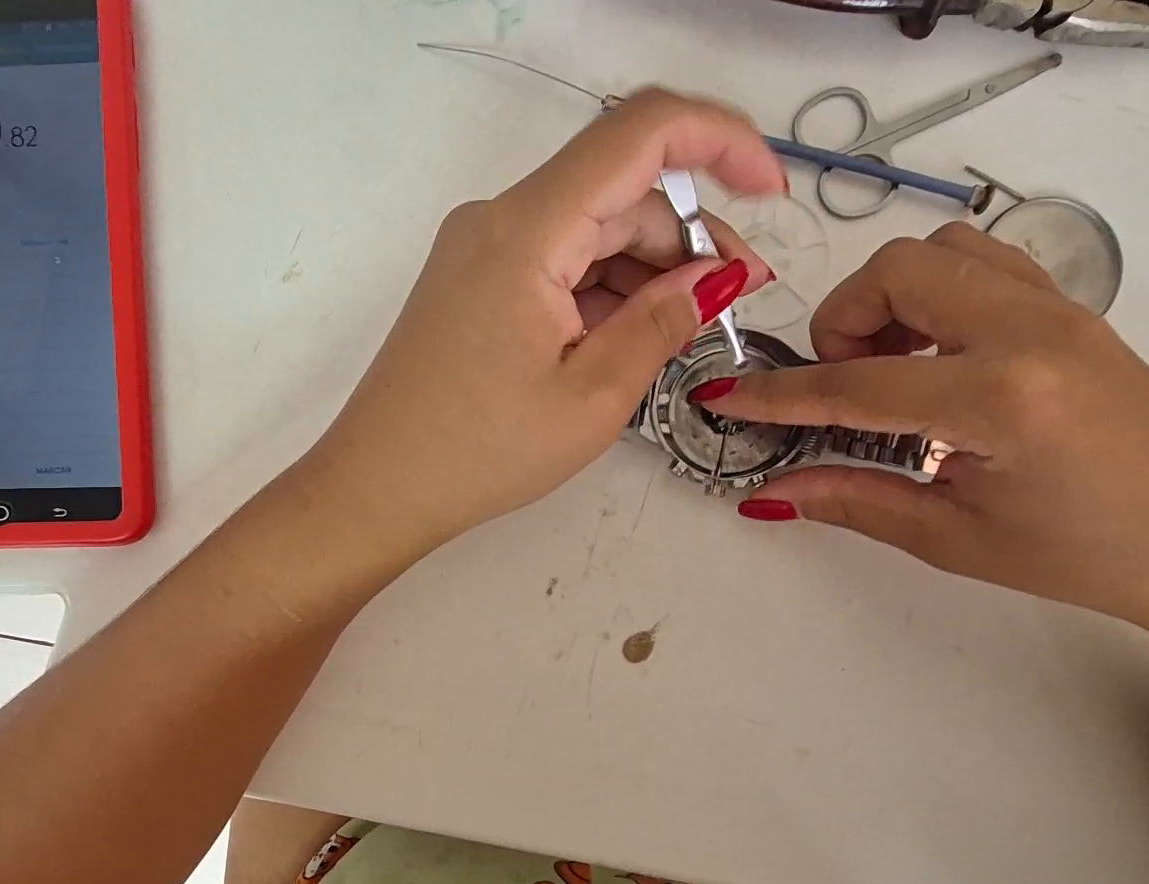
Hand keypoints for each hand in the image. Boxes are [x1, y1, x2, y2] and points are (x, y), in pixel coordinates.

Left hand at [297, 90, 783, 553]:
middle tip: (734, 299)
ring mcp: (479, 250)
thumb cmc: (475, 453)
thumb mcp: (591, 396)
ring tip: (682, 332)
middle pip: (618, 189)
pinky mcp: (472, 282)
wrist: (376, 487)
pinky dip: (601, 288)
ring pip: (588, 228)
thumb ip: (661, 323)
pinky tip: (626, 335)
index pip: (640, 131)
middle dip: (687, 233)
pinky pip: (555, 260)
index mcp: (526, 230)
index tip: (772, 191)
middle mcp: (496, 220)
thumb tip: (715, 277)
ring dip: (646, 268)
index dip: (721, 141)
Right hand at [704, 223, 1148, 649]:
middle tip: (840, 385)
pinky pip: (985, 264)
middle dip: (842, 322)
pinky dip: (935, 293)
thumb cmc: (1085, 557)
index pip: (854, 384)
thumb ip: (851, 500)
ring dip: (891, 299)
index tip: (720, 393)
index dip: (776, 394)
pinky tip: (932, 359)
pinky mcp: (1076, 312)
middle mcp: (1033, 332)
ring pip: (943, 252)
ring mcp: (1062, 310)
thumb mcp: (953, 538)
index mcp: (1001, 399)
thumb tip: (766, 494)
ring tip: (888, 370)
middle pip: (898, 271)